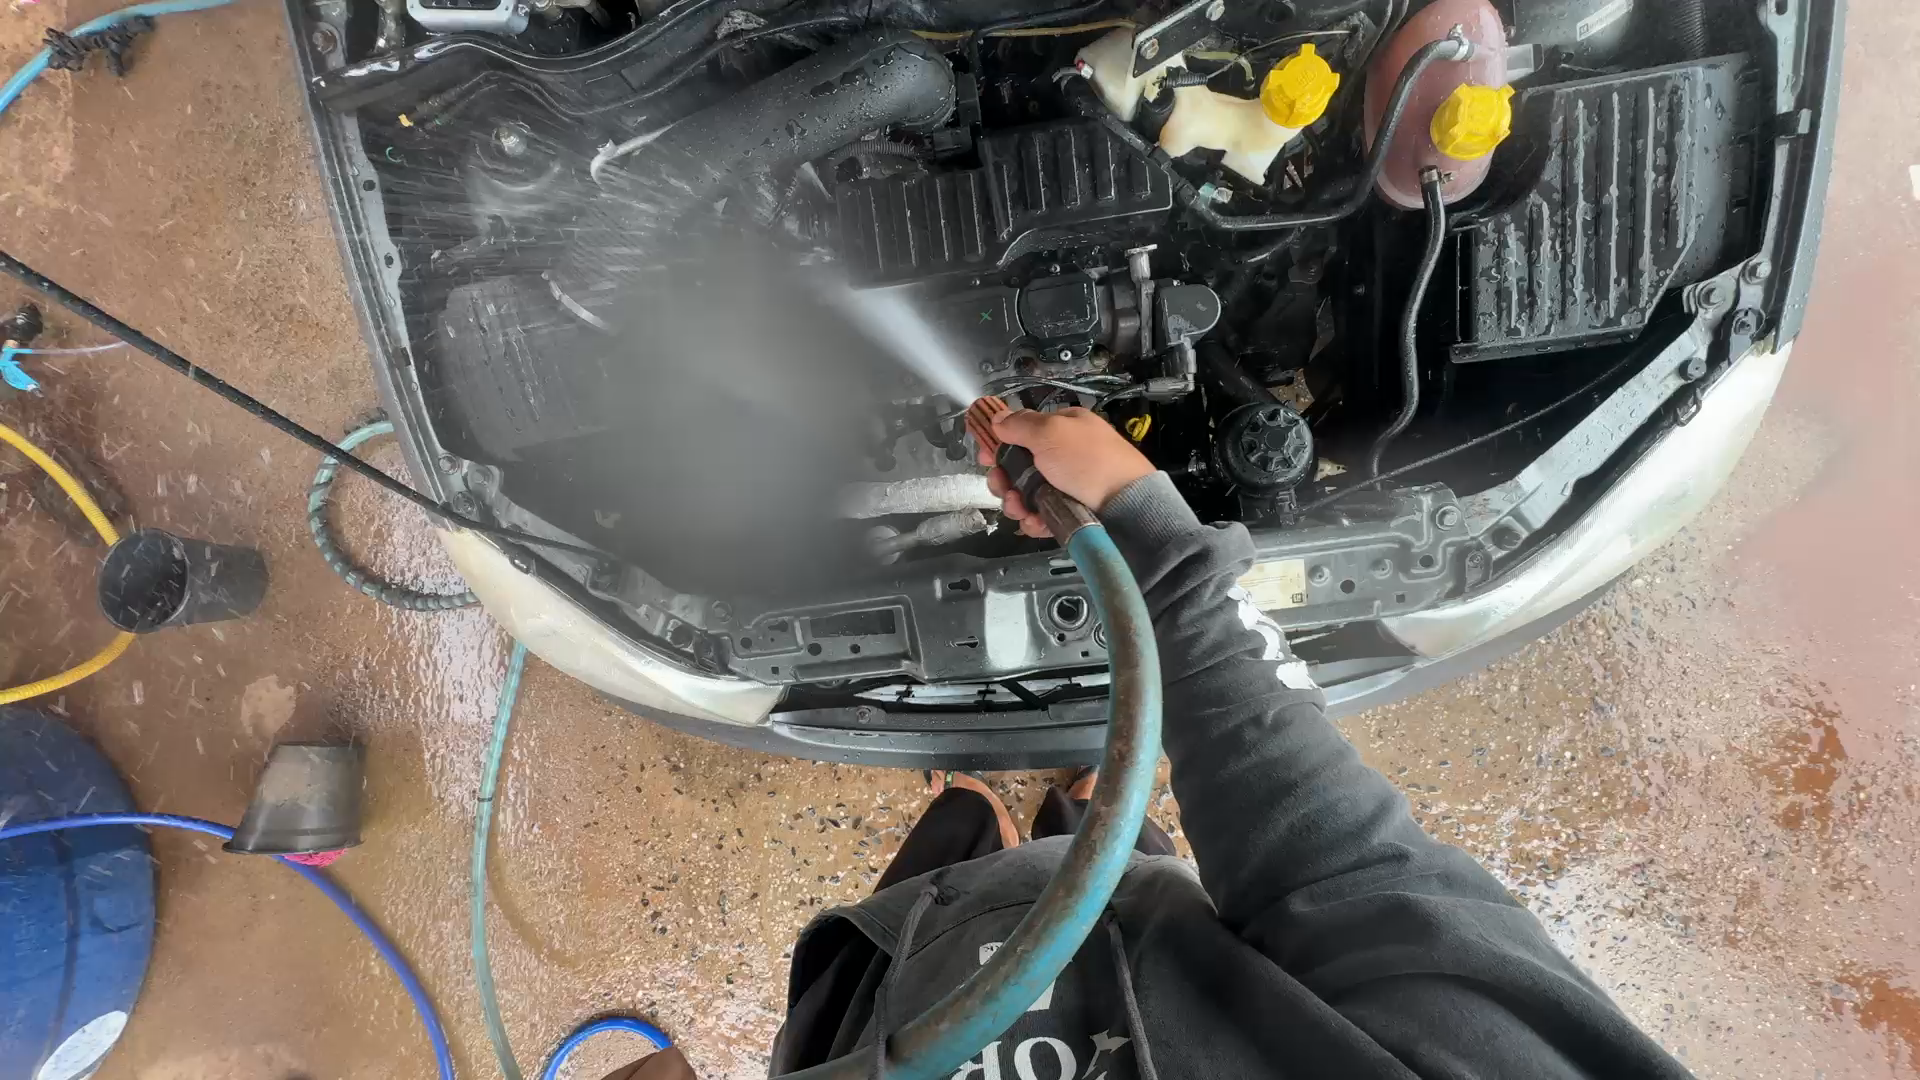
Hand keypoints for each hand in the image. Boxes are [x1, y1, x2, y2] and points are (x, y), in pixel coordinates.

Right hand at [977, 407, 1154, 537]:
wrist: (1125, 506)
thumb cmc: (1092, 462)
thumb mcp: (1051, 432)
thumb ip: (1020, 424)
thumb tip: (997, 417)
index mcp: (1061, 428)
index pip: (1020, 431)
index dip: (998, 442)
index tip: (984, 454)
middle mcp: (1061, 455)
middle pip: (1016, 466)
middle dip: (1003, 477)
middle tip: (1001, 484)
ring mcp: (1063, 485)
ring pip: (1023, 493)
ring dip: (1013, 501)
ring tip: (1019, 507)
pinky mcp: (1066, 510)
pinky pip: (1038, 514)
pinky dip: (1032, 519)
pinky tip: (1034, 520)